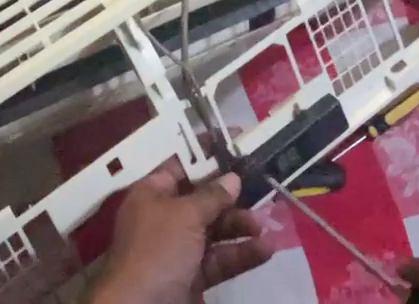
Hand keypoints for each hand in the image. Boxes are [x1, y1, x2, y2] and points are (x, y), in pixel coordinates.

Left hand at [85, 160, 273, 303]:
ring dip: (240, 226)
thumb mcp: (184, 216)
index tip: (236, 142)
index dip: (208, 152)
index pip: (182, 164)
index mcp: (152, 193)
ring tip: (266, 225)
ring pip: (215, 229)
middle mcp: (164, 217)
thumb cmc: (157, 251)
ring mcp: (178, 249)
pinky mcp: (192, 277)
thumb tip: (232, 178)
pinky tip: (265, 250)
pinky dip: (240, 254)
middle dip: (232, 196)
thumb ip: (211, 196)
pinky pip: (219, 259)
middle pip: (203, 198)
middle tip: (261, 187)